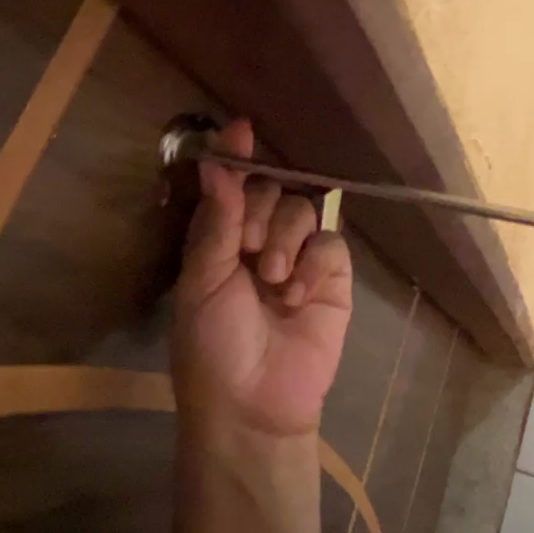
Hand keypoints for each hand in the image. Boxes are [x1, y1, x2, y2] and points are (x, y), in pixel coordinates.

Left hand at [171, 120, 352, 439]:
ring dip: (284, 239)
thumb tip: (213, 162)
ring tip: (272, 280)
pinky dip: (312, 263)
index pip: (231, 185)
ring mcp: (298, 256)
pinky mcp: (331, 277)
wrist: (254, 404)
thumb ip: (216, 220)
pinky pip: (329, 244)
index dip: (235, 156)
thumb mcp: (203, 281)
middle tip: (248, 250)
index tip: (241, 128)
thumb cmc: (213, 345)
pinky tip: (297, 294)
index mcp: (220, 239)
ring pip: (302, 210)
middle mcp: (259, 240)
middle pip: (271, 189)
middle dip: (258, 211)